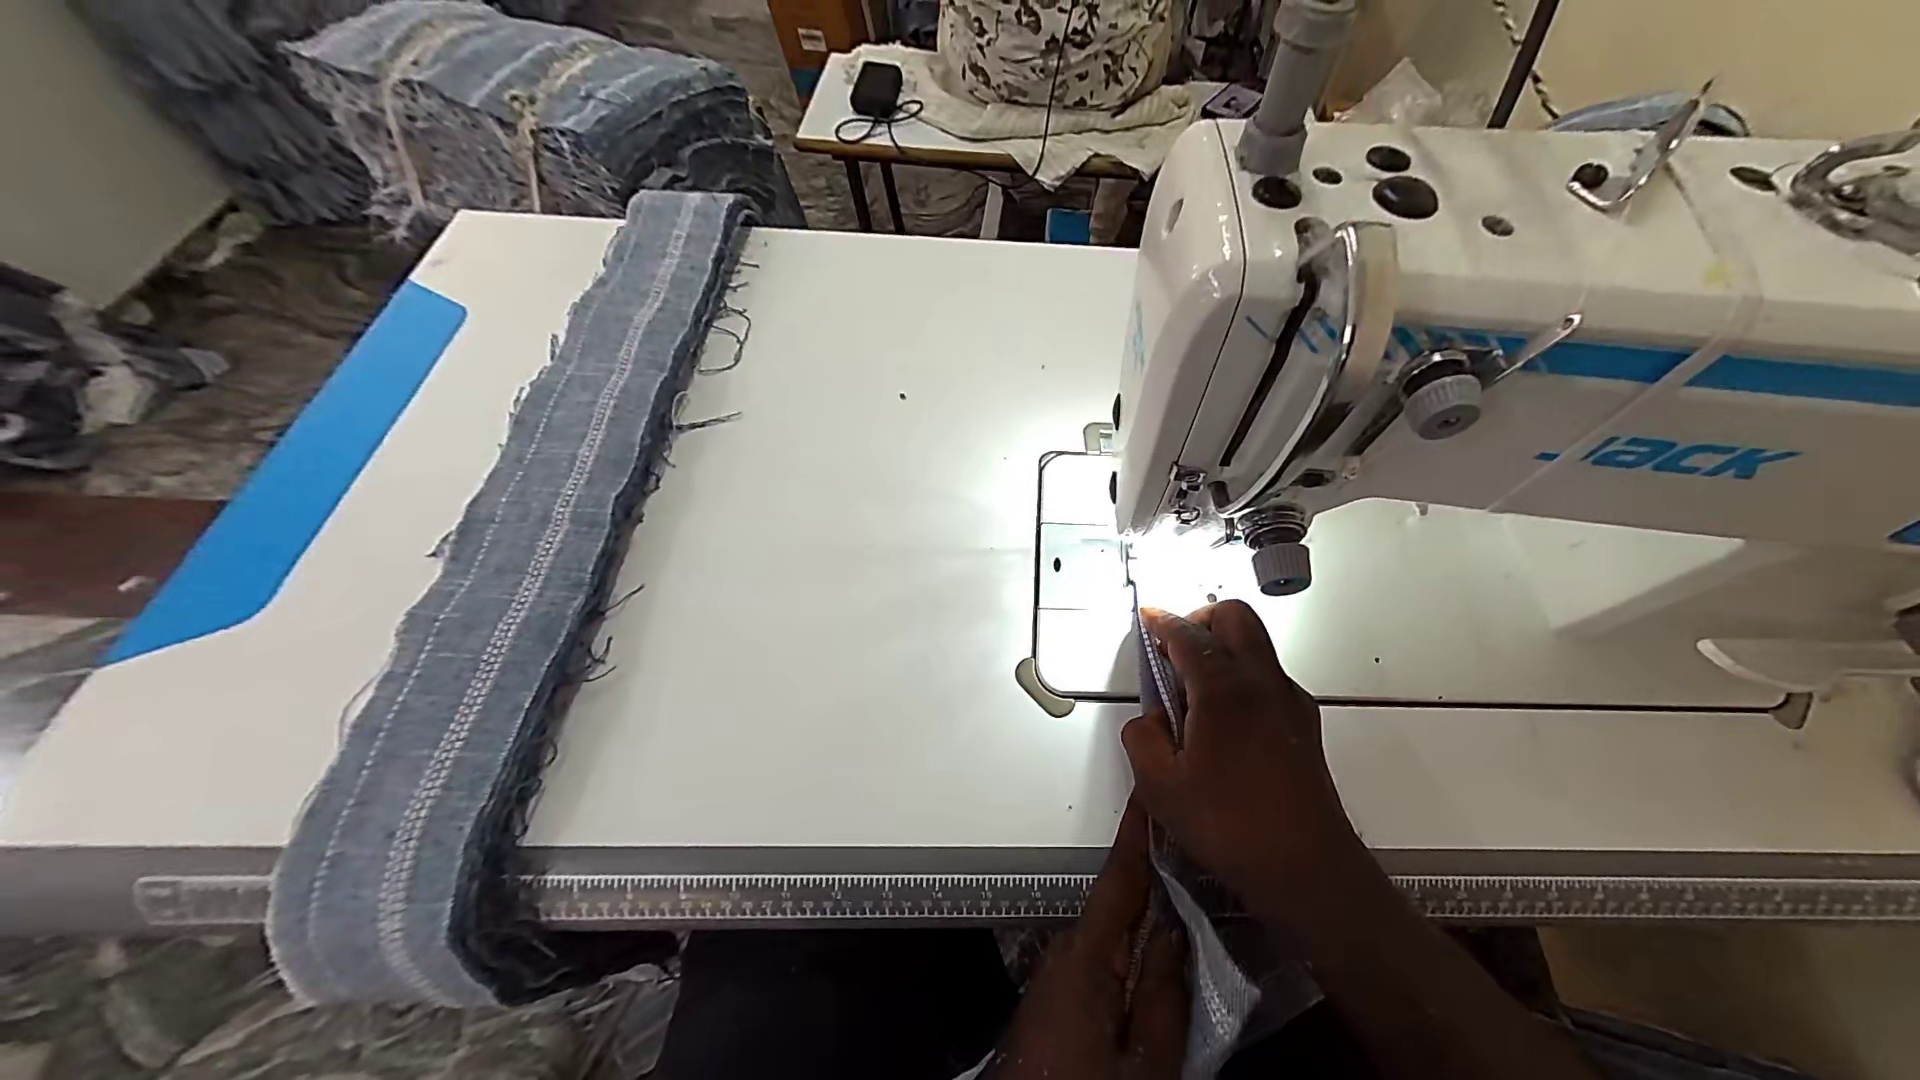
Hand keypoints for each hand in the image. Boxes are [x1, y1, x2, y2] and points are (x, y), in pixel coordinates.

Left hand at [985, 802, 1186, 1079]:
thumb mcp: (1144, 1062)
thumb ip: (1163, 995)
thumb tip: (1174, 930)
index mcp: (1087, 955)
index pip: (1118, 877)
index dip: (1136, 832)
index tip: (1148, 789)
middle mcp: (1067, 948)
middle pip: (1117, 899)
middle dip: (1150, 870)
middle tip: (1186, 840)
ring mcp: (1059, 967)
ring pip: (1111, 926)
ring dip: (1143, 906)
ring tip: (1182, 885)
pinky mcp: (1058, 987)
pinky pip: (1100, 950)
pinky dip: (1128, 938)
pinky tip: (1154, 941)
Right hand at [1122, 601, 1367, 924]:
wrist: (1307, 870)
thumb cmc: (1235, 828)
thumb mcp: (1160, 786)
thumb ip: (1141, 738)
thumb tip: (1148, 722)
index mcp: (1225, 690)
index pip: (1188, 634)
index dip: (1161, 622)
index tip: (1149, 619)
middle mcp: (1263, 685)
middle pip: (1235, 617)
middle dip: (1199, 618)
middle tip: (1173, 645)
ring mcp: (1289, 702)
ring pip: (1255, 644)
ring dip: (1221, 646)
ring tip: (1190, 686)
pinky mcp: (1302, 725)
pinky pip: (1267, 676)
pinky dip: (1239, 674)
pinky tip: (1219, 716)